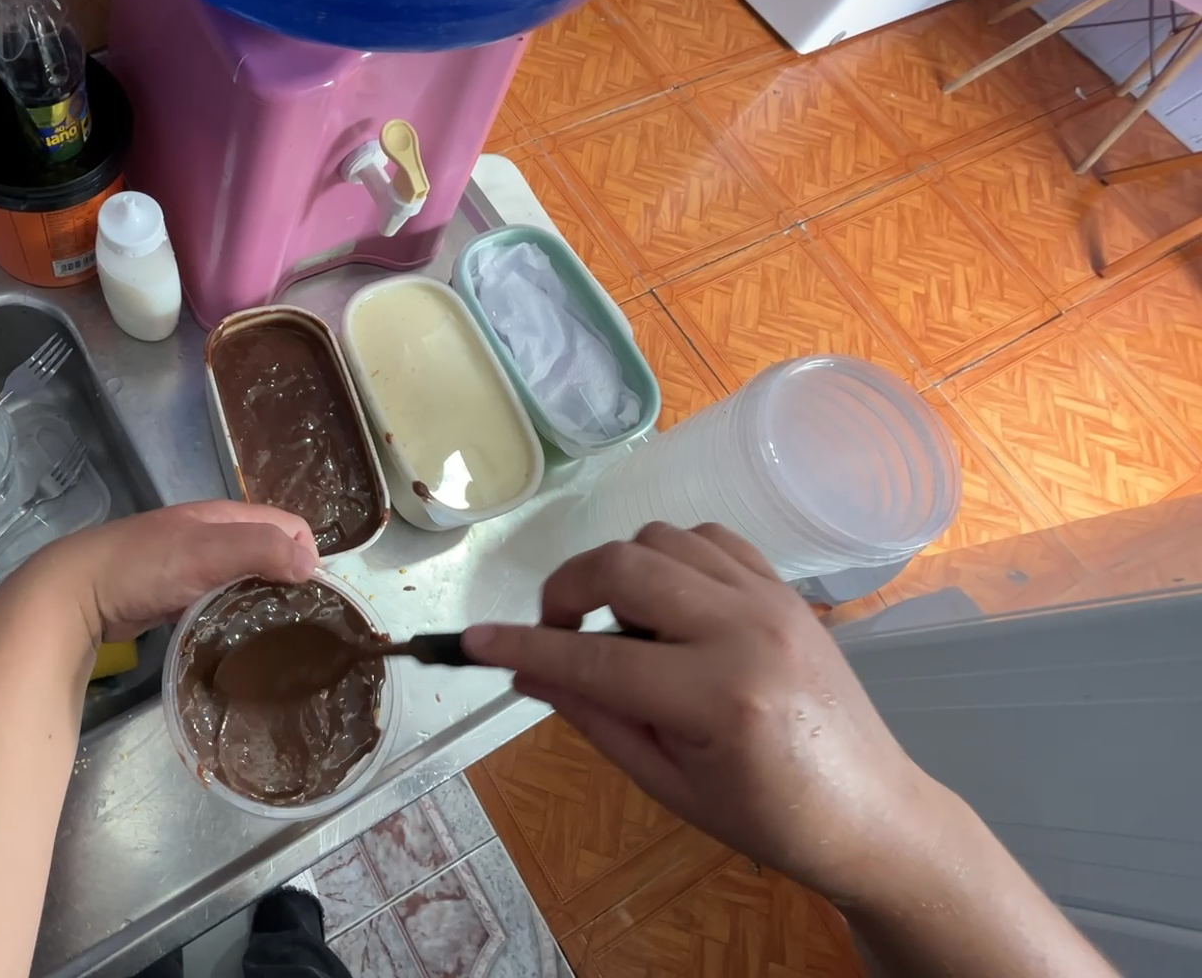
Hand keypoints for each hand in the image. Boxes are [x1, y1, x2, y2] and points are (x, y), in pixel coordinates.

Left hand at [28, 500, 318, 644]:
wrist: (79, 591)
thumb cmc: (146, 566)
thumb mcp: (208, 552)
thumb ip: (260, 550)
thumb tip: (312, 564)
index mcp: (226, 517)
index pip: (289, 526)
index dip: (306, 556)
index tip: (309, 598)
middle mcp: (214, 534)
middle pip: (269, 551)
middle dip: (286, 579)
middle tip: (294, 623)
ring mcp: (193, 562)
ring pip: (244, 576)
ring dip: (259, 598)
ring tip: (269, 635)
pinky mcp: (177, 589)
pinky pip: (219, 596)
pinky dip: (232, 610)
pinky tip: (231, 635)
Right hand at [461, 522, 952, 905]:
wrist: (878, 815)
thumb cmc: (765, 815)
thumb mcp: (661, 779)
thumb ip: (587, 714)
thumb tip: (521, 671)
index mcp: (719, 698)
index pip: (593, 660)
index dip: (524, 647)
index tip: (474, 640)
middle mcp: (746, 631)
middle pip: (622, 567)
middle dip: (567, 591)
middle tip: (558, 629)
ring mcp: (772, 601)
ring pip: (657, 539)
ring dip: (618, 573)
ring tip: (623, 621)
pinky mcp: (785, 589)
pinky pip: (706, 536)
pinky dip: (668, 557)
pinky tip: (668, 599)